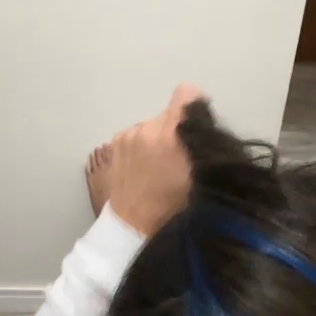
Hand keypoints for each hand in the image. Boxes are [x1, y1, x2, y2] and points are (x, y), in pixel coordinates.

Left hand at [104, 84, 202, 236]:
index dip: (192, 105)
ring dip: (154, 138)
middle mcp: (147, 127)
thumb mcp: (195, 175)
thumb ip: (199, 145)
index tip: (193, 122)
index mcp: (170, 135)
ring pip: (149, 127)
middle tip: (173, 155)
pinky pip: (134, 136)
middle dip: (172, 130)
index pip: (186, 94)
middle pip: (167, 115)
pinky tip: (139, 167)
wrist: (130, 221)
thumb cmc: (169, 203)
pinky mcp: (114, 142)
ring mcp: (127, 134)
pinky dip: (139, 146)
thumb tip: (202, 126)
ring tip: (154, 165)